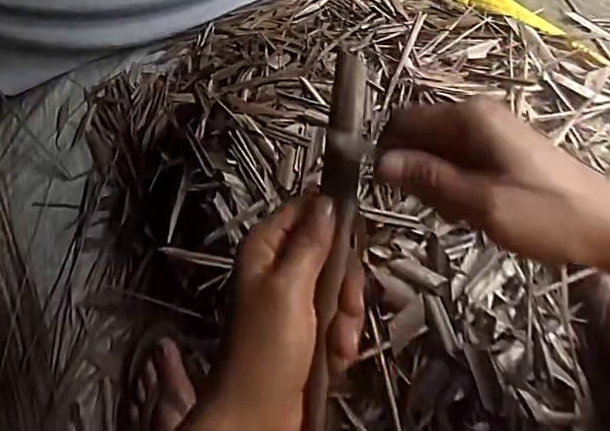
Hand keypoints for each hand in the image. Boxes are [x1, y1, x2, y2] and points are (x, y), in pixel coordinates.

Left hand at [190, 197, 365, 430]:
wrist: (258, 420)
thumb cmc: (265, 352)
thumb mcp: (290, 289)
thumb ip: (311, 243)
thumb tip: (326, 200)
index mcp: (266, 247)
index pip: (304, 209)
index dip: (331, 220)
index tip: (351, 240)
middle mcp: (280, 266)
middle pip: (329, 249)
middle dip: (344, 281)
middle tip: (346, 305)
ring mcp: (295, 299)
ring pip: (338, 285)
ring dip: (347, 315)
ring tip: (339, 341)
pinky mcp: (309, 329)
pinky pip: (338, 317)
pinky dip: (343, 336)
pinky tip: (337, 356)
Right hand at [376, 99, 609, 269]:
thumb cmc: (546, 214)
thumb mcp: (482, 203)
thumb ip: (430, 179)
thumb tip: (380, 163)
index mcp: (468, 116)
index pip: (405, 120)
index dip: (389, 150)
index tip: (387, 188)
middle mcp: (476, 112)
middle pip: (422, 134)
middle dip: (417, 170)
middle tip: (436, 209)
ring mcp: (492, 129)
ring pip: (441, 150)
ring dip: (439, 181)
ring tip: (460, 215)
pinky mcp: (504, 148)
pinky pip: (462, 159)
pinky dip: (458, 183)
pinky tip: (476, 211)